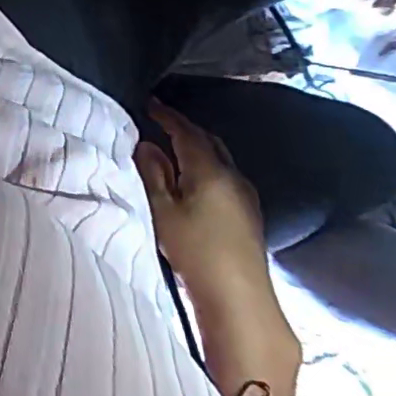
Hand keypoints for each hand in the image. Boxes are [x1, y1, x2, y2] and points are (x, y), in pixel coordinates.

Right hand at [134, 98, 269, 292]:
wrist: (237, 294)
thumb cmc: (193, 247)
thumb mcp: (161, 208)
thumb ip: (152, 172)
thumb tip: (148, 145)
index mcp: (209, 170)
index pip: (187, 133)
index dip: (168, 115)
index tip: (150, 102)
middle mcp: (233, 176)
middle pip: (209, 141)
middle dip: (185, 127)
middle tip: (161, 119)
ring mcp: (245, 195)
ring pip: (219, 157)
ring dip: (197, 145)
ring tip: (173, 142)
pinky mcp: (248, 212)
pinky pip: (224, 173)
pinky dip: (205, 163)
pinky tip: (192, 173)